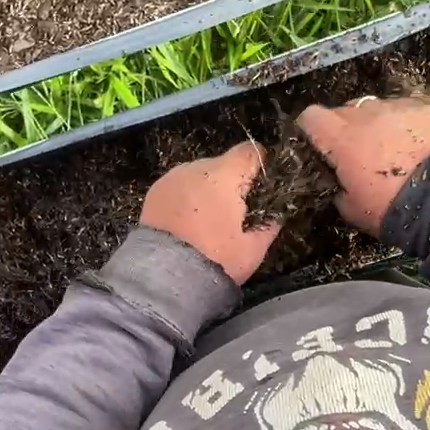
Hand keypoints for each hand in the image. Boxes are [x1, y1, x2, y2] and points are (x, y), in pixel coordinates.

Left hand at [139, 141, 280, 284]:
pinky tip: (186, 222)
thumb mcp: (253, 250)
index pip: (250, 152)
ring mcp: (172, 178)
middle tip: (233, 214)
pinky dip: (186, 198)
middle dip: (231, 183)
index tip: (261, 185)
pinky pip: (179, 186)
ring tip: (206, 221)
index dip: (260, 165)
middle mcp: (197, 168)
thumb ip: (269, 226)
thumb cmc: (216, 261)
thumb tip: (274, 214)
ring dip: (207, 190)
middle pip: (223, 164)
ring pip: (199, 175)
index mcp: (226, 176)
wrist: (165, 277)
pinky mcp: (154, 191)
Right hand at [296, 96, 429, 236]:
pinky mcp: (422, 107)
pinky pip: (404, 108)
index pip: (310, 117)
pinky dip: (402, 122)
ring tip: (388, 147)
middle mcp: (364, 115)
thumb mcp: (348, 206)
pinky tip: (411, 142)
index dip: (311, 129)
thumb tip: (336, 175)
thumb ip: (336, 183)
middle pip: (342, 111)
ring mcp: (394, 107)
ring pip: (373, 107)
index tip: (317, 144)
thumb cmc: (386, 209)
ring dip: (373, 124)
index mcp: (340, 138)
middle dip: (344, 129)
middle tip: (356, 153)